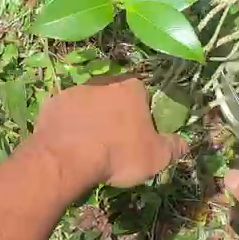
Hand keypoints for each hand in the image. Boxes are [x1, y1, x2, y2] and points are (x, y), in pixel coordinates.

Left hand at [30, 77, 186, 188]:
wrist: (68, 157)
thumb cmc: (119, 154)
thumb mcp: (156, 157)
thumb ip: (173, 148)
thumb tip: (184, 144)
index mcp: (132, 87)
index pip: (142, 95)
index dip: (141, 115)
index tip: (138, 136)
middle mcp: (104, 81)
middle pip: (114, 97)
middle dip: (115, 115)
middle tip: (115, 142)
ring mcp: (76, 90)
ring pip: (89, 104)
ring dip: (91, 119)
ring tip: (91, 147)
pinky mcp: (54, 103)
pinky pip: (67, 113)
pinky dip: (70, 125)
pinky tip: (71, 145)